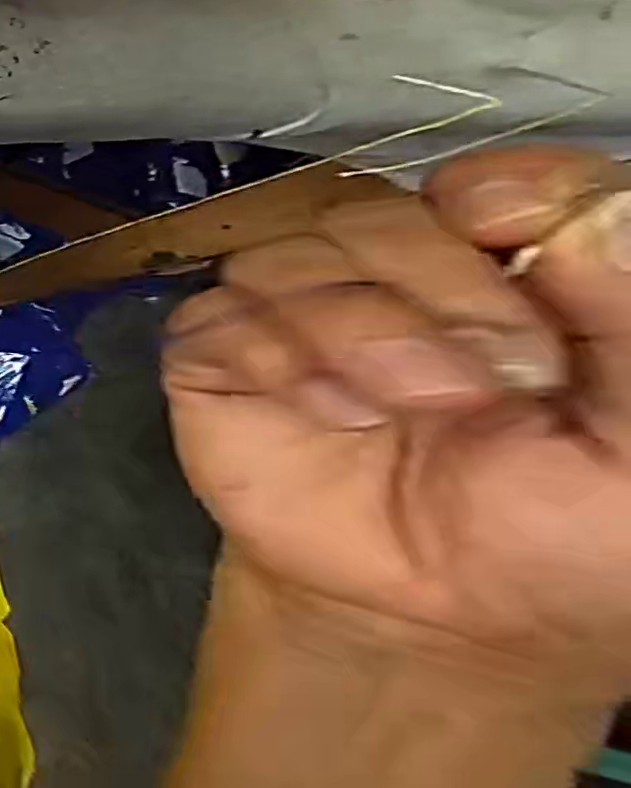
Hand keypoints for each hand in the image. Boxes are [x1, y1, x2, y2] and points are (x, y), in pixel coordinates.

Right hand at [162, 145, 630, 687]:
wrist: (427, 604)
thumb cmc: (564, 528)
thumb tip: (578, 215)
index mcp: (497, 278)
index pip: (482, 183)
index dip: (497, 193)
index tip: (516, 238)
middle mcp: (381, 281)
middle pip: (368, 216)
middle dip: (432, 291)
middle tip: (490, 383)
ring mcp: (281, 313)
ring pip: (280, 261)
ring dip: (347, 331)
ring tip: (396, 408)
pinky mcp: (209, 353)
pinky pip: (214, 318)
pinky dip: (271, 358)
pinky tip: (322, 411)